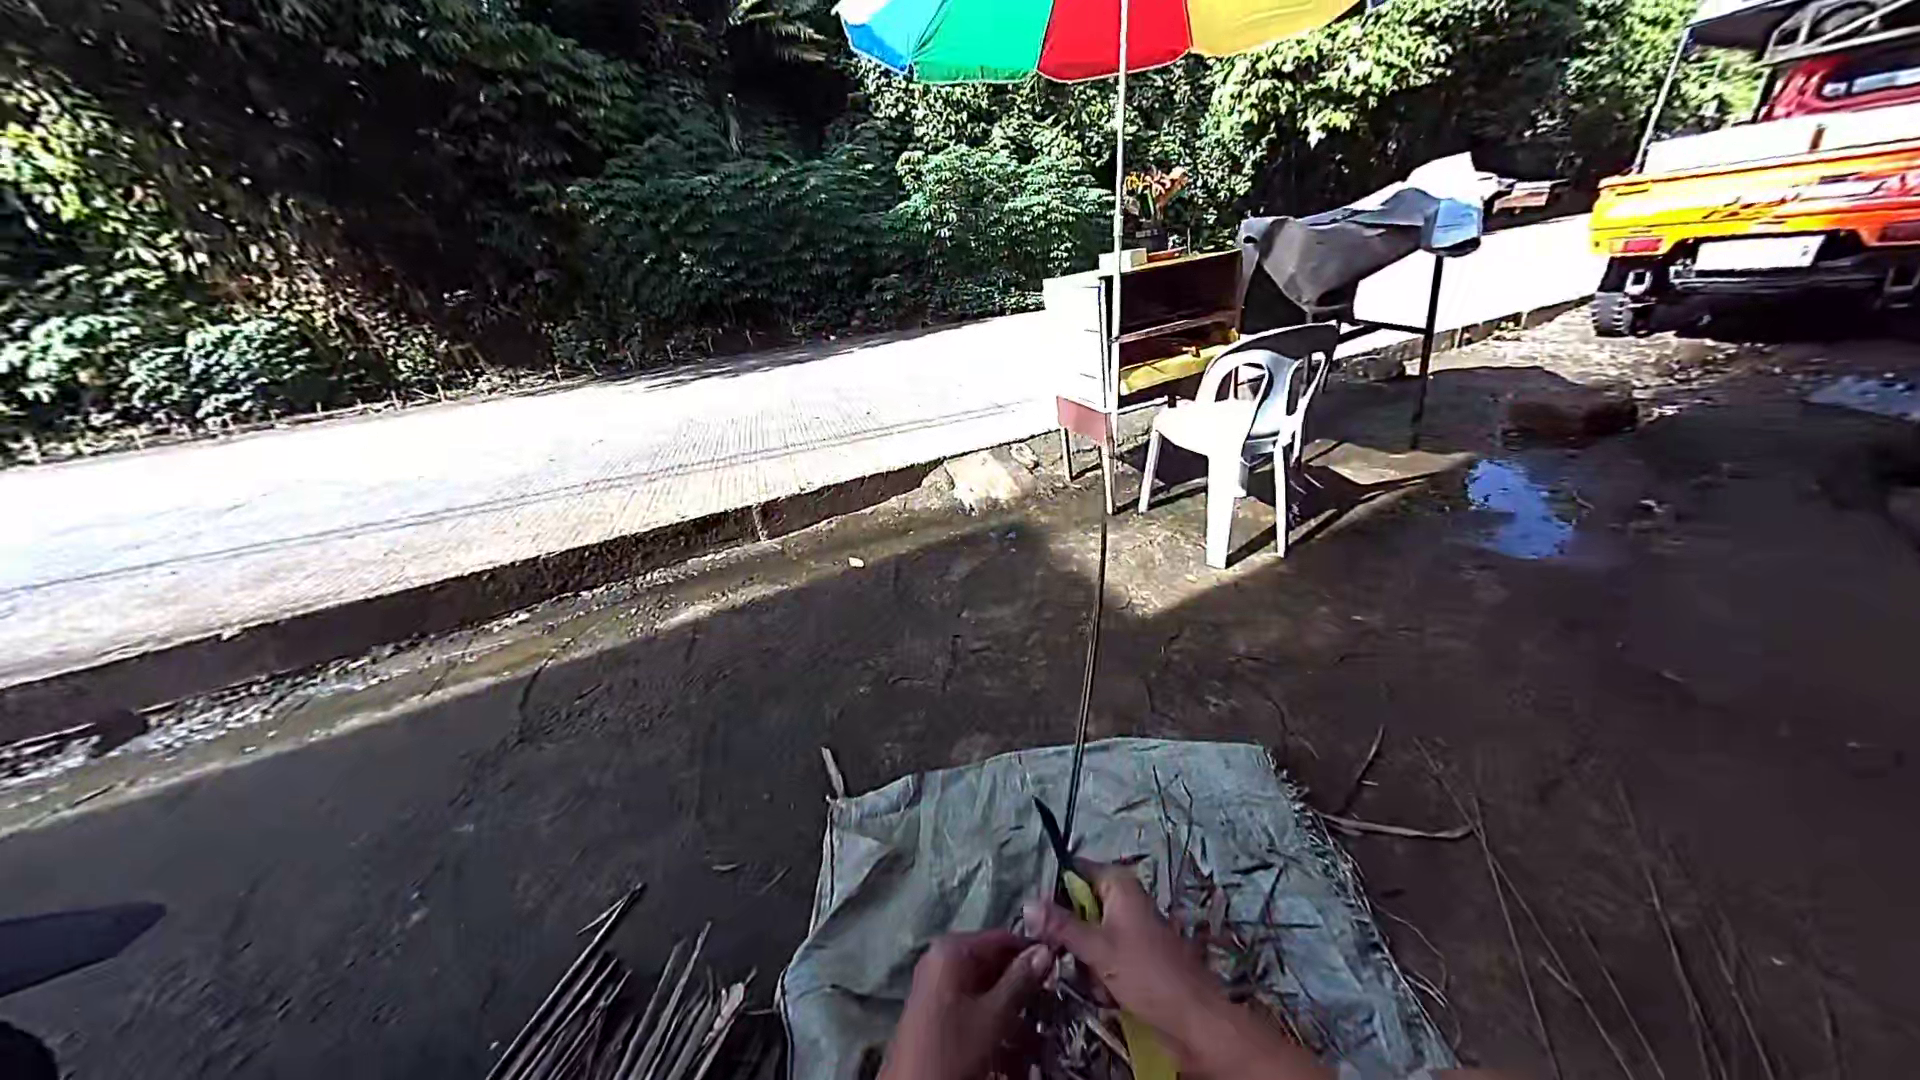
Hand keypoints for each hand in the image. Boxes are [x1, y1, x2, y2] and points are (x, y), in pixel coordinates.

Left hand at [879, 930, 1052, 1079]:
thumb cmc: (952, 1049)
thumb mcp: (992, 1017)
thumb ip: (1019, 981)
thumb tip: (1044, 950)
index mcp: (951, 951)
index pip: (1000, 938)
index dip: (1030, 953)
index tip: (1057, 971)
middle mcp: (942, 961)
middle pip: (993, 965)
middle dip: (1022, 990)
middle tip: (1049, 1010)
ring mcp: (937, 988)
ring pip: (986, 992)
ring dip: (1012, 1015)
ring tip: (1035, 1042)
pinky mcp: (937, 1015)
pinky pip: (974, 1010)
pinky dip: (994, 1027)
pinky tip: (1014, 1055)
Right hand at [1023, 863, 1331, 1079]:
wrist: (1195, 1022)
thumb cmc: (1148, 975)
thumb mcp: (1097, 948)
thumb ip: (1060, 925)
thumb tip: (1026, 903)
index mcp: (1118, 884)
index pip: (1074, 870)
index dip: (1054, 890)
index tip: (1037, 914)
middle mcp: (1123, 899)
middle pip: (1078, 905)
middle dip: (1070, 933)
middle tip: (1064, 954)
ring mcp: (1129, 928)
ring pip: (1087, 934)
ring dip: (1084, 959)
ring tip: (1094, 978)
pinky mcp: (1133, 956)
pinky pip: (1101, 955)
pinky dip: (1099, 972)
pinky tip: (1106, 991)